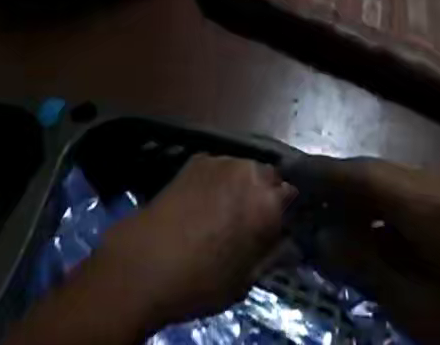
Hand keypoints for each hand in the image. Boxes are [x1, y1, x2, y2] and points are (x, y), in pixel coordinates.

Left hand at [80, 155, 294, 330]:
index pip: (293, 196)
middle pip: (269, 176)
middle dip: (266, 194)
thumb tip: (293, 245)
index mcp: (269, 202)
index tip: (281, 226)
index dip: (288, 211)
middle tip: (252, 221)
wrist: (146, 262)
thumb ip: (275, 256)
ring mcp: (221, 160)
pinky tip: (204, 202)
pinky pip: (219, 167)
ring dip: (241, 185)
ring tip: (225, 211)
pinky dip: (218, 180)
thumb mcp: (246, 280)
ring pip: (243, 169)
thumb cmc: (202, 280)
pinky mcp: (196, 159)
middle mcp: (250, 172)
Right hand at [286, 157, 439, 344]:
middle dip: (336, 184)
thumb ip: (367, 267)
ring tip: (320, 215)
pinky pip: (412, 196)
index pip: (364, 175)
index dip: (321, 172)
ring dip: (358, 197)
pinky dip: (383, 209)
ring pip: (392, 183)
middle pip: (376, 173)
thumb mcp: (419, 312)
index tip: (283, 170)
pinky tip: (362, 230)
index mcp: (434, 204)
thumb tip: (321, 236)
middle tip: (295, 197)